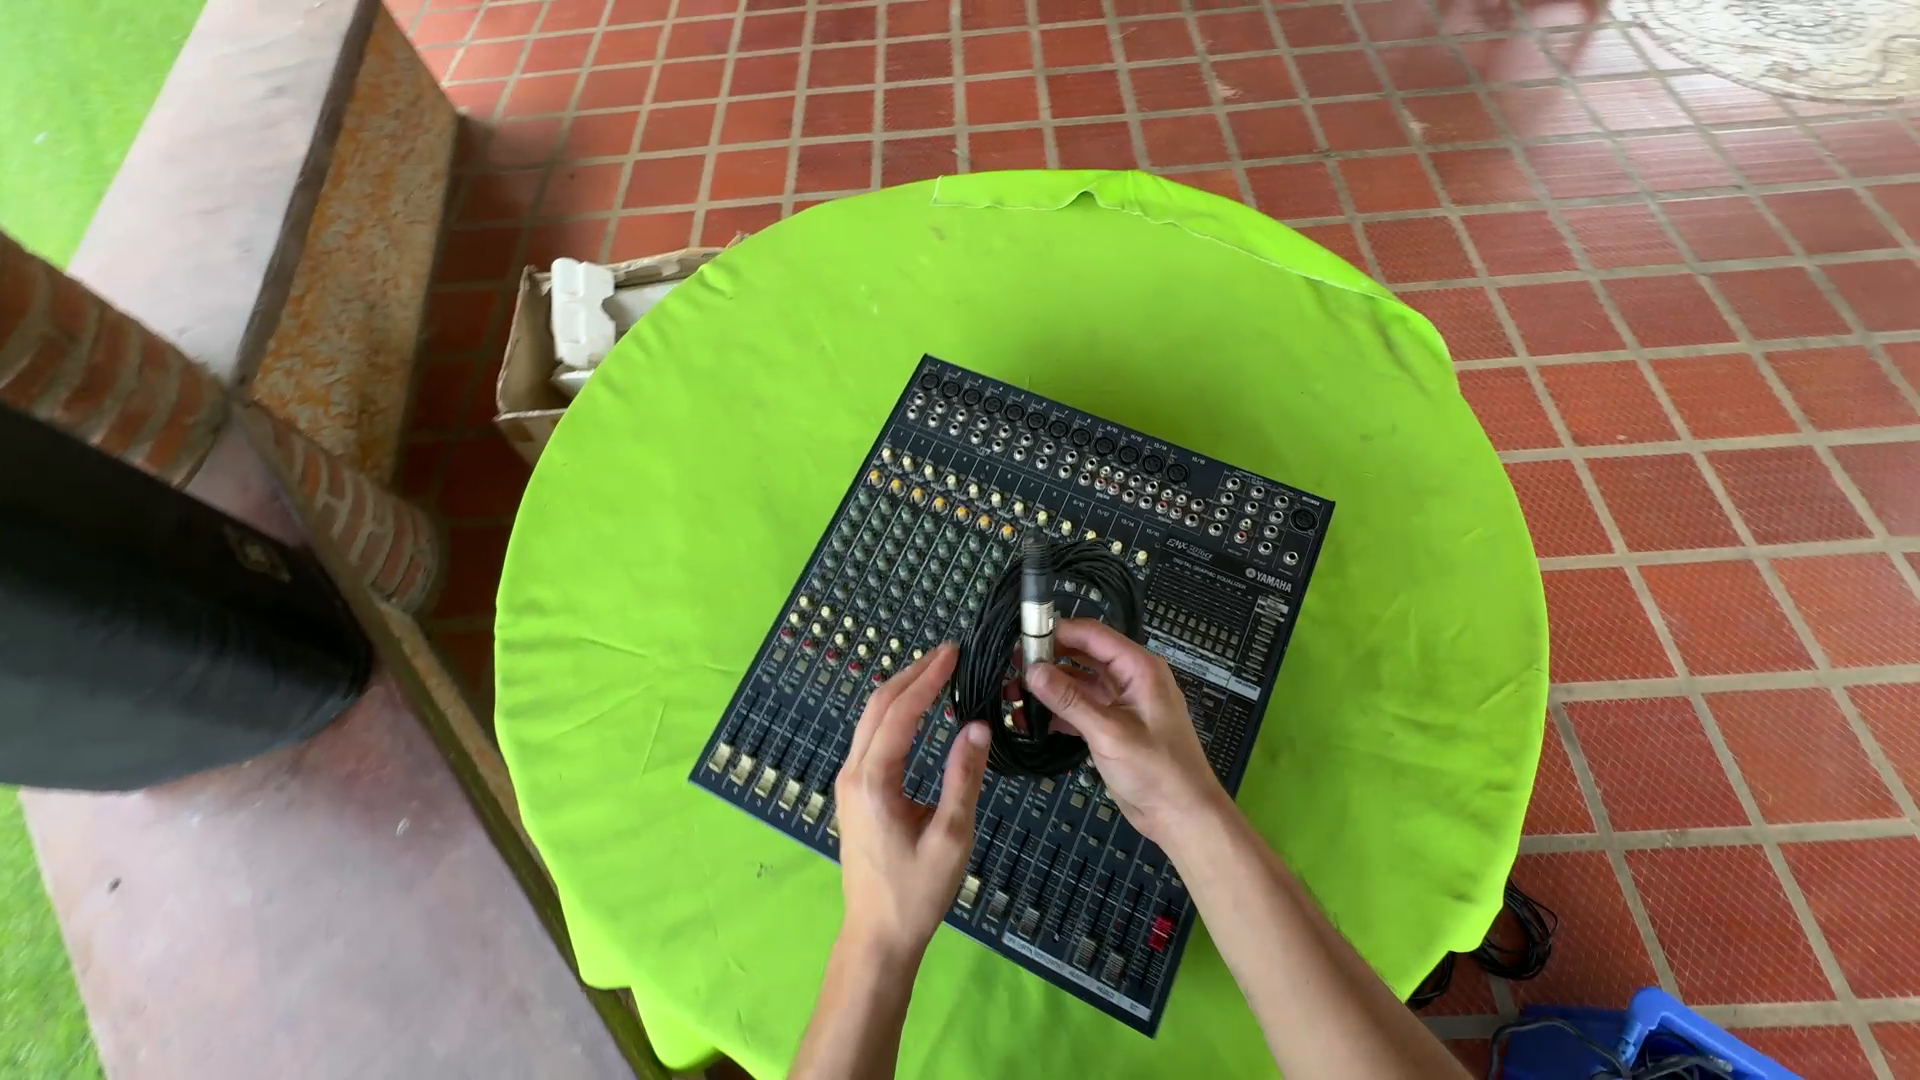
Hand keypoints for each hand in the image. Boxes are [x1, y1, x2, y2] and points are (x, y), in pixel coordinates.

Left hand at [833, 642, 991, 962]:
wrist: (877, 934)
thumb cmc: (916, 891)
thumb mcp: (951, 837)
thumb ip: (964, 778)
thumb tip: (978, 726)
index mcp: (873, 780)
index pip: (900, 713)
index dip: (927, 679)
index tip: (952, 653)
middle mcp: (853, 772)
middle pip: (878, 706)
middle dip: (912, 674)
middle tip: (947, 652)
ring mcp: (849, 781)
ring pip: (871, 719)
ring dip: (901, 689)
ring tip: (935, 670)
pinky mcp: (854, 790)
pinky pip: (871, 736)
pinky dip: (894, 711)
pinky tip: (916, 708)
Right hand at [1023, 619, 1229, 846]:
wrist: (1183, 816)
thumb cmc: (1156, 770)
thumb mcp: (1109, 733)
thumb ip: (1069, 700)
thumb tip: (1032, 670)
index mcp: (1139, 667)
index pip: (1092, 634)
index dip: (1056, 632)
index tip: (1020, 640)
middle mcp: (1129, 677)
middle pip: (1082, 654)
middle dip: (1048, 660)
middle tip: (1011, 668)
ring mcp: (1120, 702)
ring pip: (1078, 682)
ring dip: (1048, 688)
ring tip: (1013, 694)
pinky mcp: (1112, 725)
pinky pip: (1080, 707)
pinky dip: (1057, 711)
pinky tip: (1029, 719)